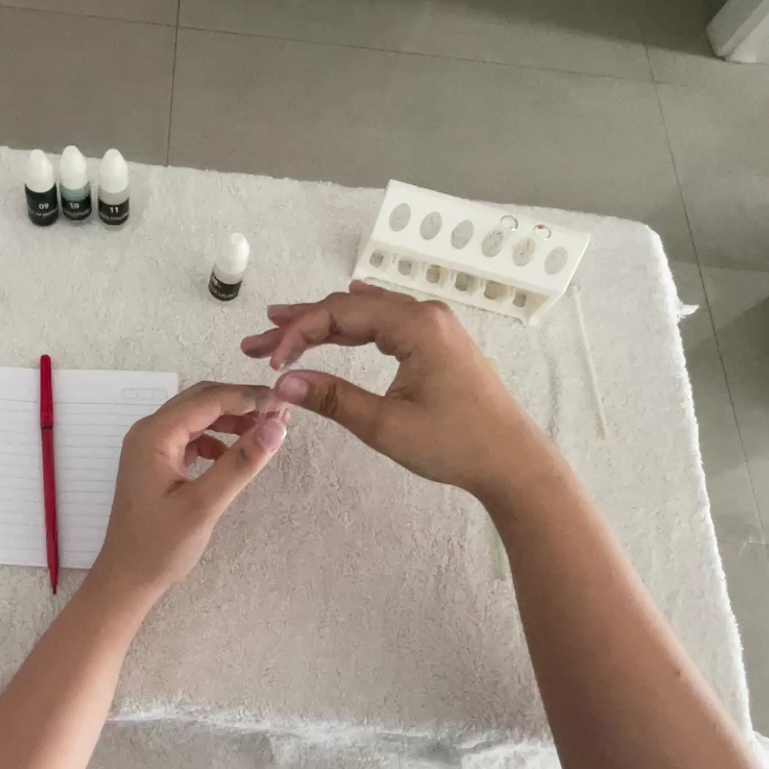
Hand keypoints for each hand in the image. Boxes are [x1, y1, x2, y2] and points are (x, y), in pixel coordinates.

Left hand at [90, 382, 287, 596]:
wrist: (127, 578)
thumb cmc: (160, 546)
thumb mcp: (204, 505)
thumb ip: (240, 463)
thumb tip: (278, 426)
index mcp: (154, 435)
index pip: (208, 400)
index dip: (248, 397)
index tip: (285, 402)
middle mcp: (148, 432)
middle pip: (202, 400)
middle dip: (242, 403)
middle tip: (281, 413)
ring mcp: (151, 447)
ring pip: (198, 417)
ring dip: (232, 419)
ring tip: (266, 431)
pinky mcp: (157, 462)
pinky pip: (191, 437)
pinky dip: (217, 438)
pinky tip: (236, 454)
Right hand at [240, 282, 555, 502]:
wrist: (512, 461)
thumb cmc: (454, 444)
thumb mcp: (385, 425)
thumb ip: (332, 398)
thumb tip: (282, 383)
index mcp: (415, 325)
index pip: (339, 315)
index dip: (297, 336)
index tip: (270, 364)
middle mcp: (424, 314)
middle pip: (348, 307)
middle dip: (299, 325)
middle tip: (256, 342)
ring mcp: (433, 326)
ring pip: (365, 313)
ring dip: (322, 325)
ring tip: (279, 327)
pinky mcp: (437, 343)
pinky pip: (384, 322)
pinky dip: (351, 326)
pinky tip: (338, 319)